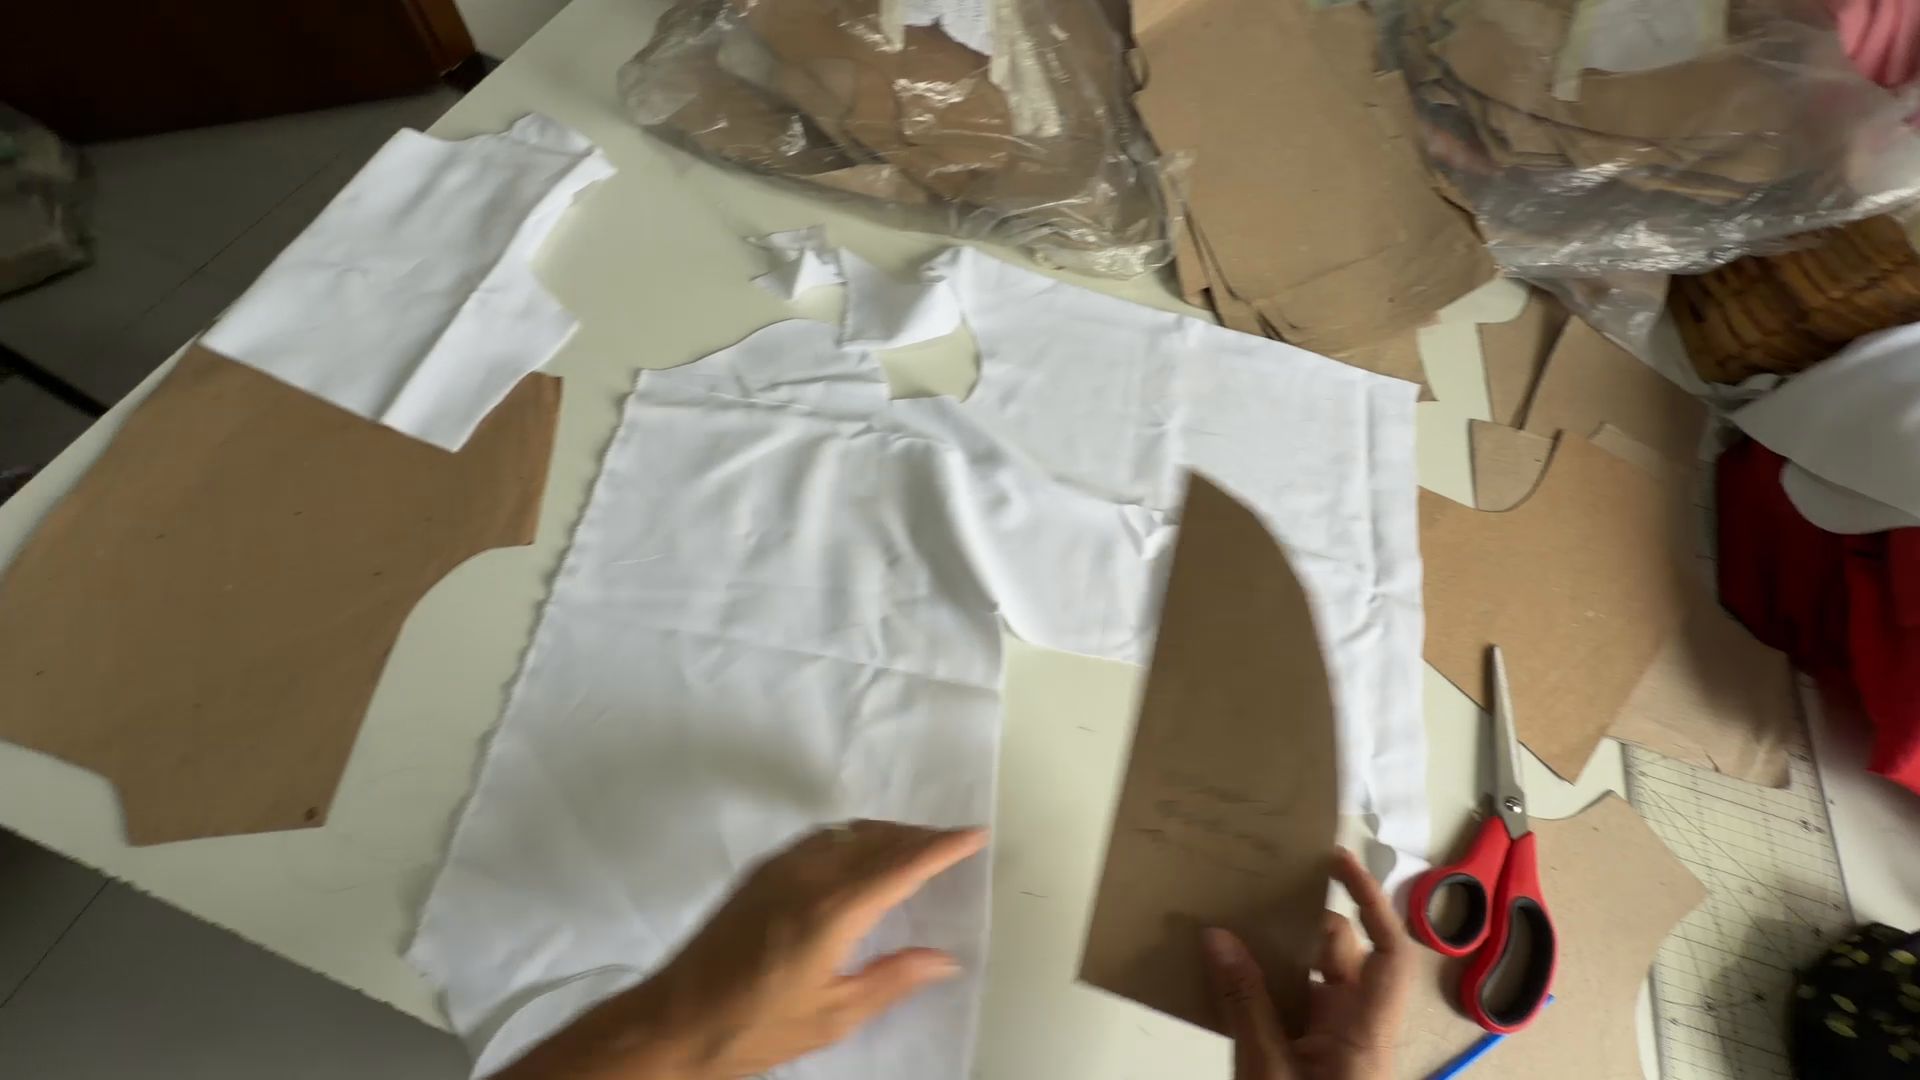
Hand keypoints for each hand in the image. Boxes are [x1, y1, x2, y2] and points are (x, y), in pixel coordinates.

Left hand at [500, 821, 988, 1079]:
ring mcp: (784, 865)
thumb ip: (892, 980)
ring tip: (916, 843)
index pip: (901, 866)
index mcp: (834, 910)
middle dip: (920, 834)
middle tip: (952, 840)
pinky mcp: (765, 868)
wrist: (672, 1019)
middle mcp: (812, 874)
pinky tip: (863, 850)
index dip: (941, 847)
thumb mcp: (832, 1016)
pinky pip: (825, 836)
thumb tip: (945, 959)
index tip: (973, 833)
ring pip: (851, 831)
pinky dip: (857, 835)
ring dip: (889, 831)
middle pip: (879, 838)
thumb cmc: (755, 1026)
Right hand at [1202, 848, 1413, 1079]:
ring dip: (1270, 950)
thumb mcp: (1268, 1072)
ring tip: (1226, 921)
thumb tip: (1217, 934)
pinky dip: (1257, 981)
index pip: (1387, 953)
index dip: (1370, 901)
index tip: (1335, 860)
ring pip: (1307, 974)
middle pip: (1337, 952)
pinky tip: (1219, 971)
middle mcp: (1355, 1027)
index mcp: (1364, 1031)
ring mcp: (1331, 1041)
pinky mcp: (1307, 1054)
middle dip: (1295, 920)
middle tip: (1250, 889)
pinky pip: (1286, 1001)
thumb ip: (1244, 1003)